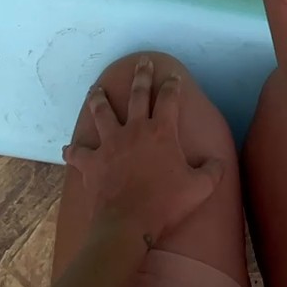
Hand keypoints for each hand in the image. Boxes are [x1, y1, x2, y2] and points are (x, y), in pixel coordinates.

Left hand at [62, 57, 223, 246]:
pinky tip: (68, 148)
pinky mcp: (92, 162)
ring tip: (96, 89)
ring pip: (103, 113)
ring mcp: (110, 144)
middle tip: (141, 61)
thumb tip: (218, 161)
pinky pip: (79, 152)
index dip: (173, 85)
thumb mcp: (199, 189)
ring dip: (100, 100)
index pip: (169, 99)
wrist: (127, 225)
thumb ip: (212, 171)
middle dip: (141, 76)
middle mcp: (135, 129)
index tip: (173, 76)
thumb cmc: (165, 204)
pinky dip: (73, 150)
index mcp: (161, 131)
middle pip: (137, 95)